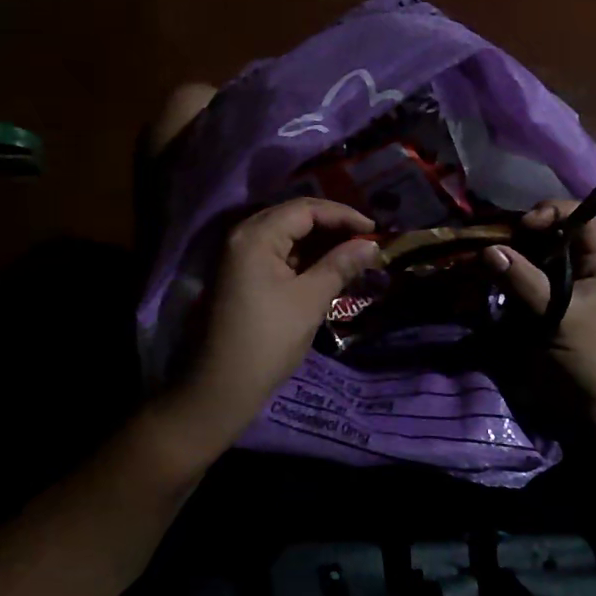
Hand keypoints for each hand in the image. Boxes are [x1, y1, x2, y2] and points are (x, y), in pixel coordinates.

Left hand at [179, 198, 378, 431]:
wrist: (221, 387)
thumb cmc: (267, 340)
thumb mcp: (310, 300)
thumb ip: (340, 265)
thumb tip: (372, 246)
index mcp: (256, 236)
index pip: (306, 209)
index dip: (343, 216)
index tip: (374, 230)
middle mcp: (243, 236)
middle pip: (294, 217)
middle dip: (332, 225)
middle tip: (365, 239)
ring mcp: (239, 256)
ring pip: (287, 236)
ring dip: (320, 241)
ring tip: (354, 252)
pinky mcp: (242, 275)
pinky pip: (278, 253)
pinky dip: (305, 257)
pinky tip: (329, 267)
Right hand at [485, 201, 595, 425]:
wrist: (586, 410)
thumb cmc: (587, 360)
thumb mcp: (560, 317)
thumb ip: (526, 282)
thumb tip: (490, 250)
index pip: (582, 218)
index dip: (556, 211)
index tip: (528, 226)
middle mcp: (573, 269)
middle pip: (549, 231)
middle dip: (522, 229)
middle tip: (497, 239)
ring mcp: (551, 286)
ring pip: (528, 253)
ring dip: (507, 249)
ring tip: (484, 254)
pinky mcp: (531, 304)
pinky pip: (514, 277)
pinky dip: (499, 271)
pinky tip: (482, 271)